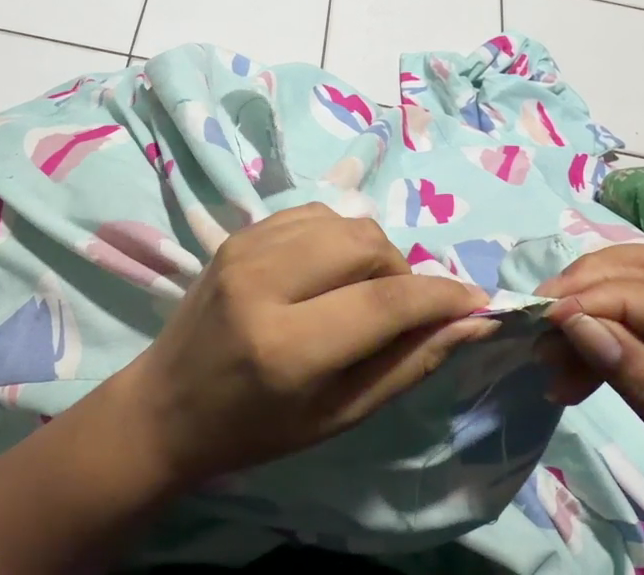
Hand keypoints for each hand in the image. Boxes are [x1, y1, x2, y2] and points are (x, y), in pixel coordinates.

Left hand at [114, 204, 496, 486]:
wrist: (167, 405)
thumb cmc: (255, 428)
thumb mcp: (338, 415)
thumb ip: (407, 365)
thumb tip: (471, 322)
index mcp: (287, 346)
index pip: (386, 302)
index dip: (442, 298)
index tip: (476, 302)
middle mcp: (263, 283)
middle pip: (366, 244)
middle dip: (401, 272)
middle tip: (398, 310)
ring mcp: (244, 249)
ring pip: (342, 221)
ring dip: (370, 253)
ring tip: (361, 293)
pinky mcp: (237, 234)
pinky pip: (311, 214)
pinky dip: (336, 238)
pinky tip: (328, 273)